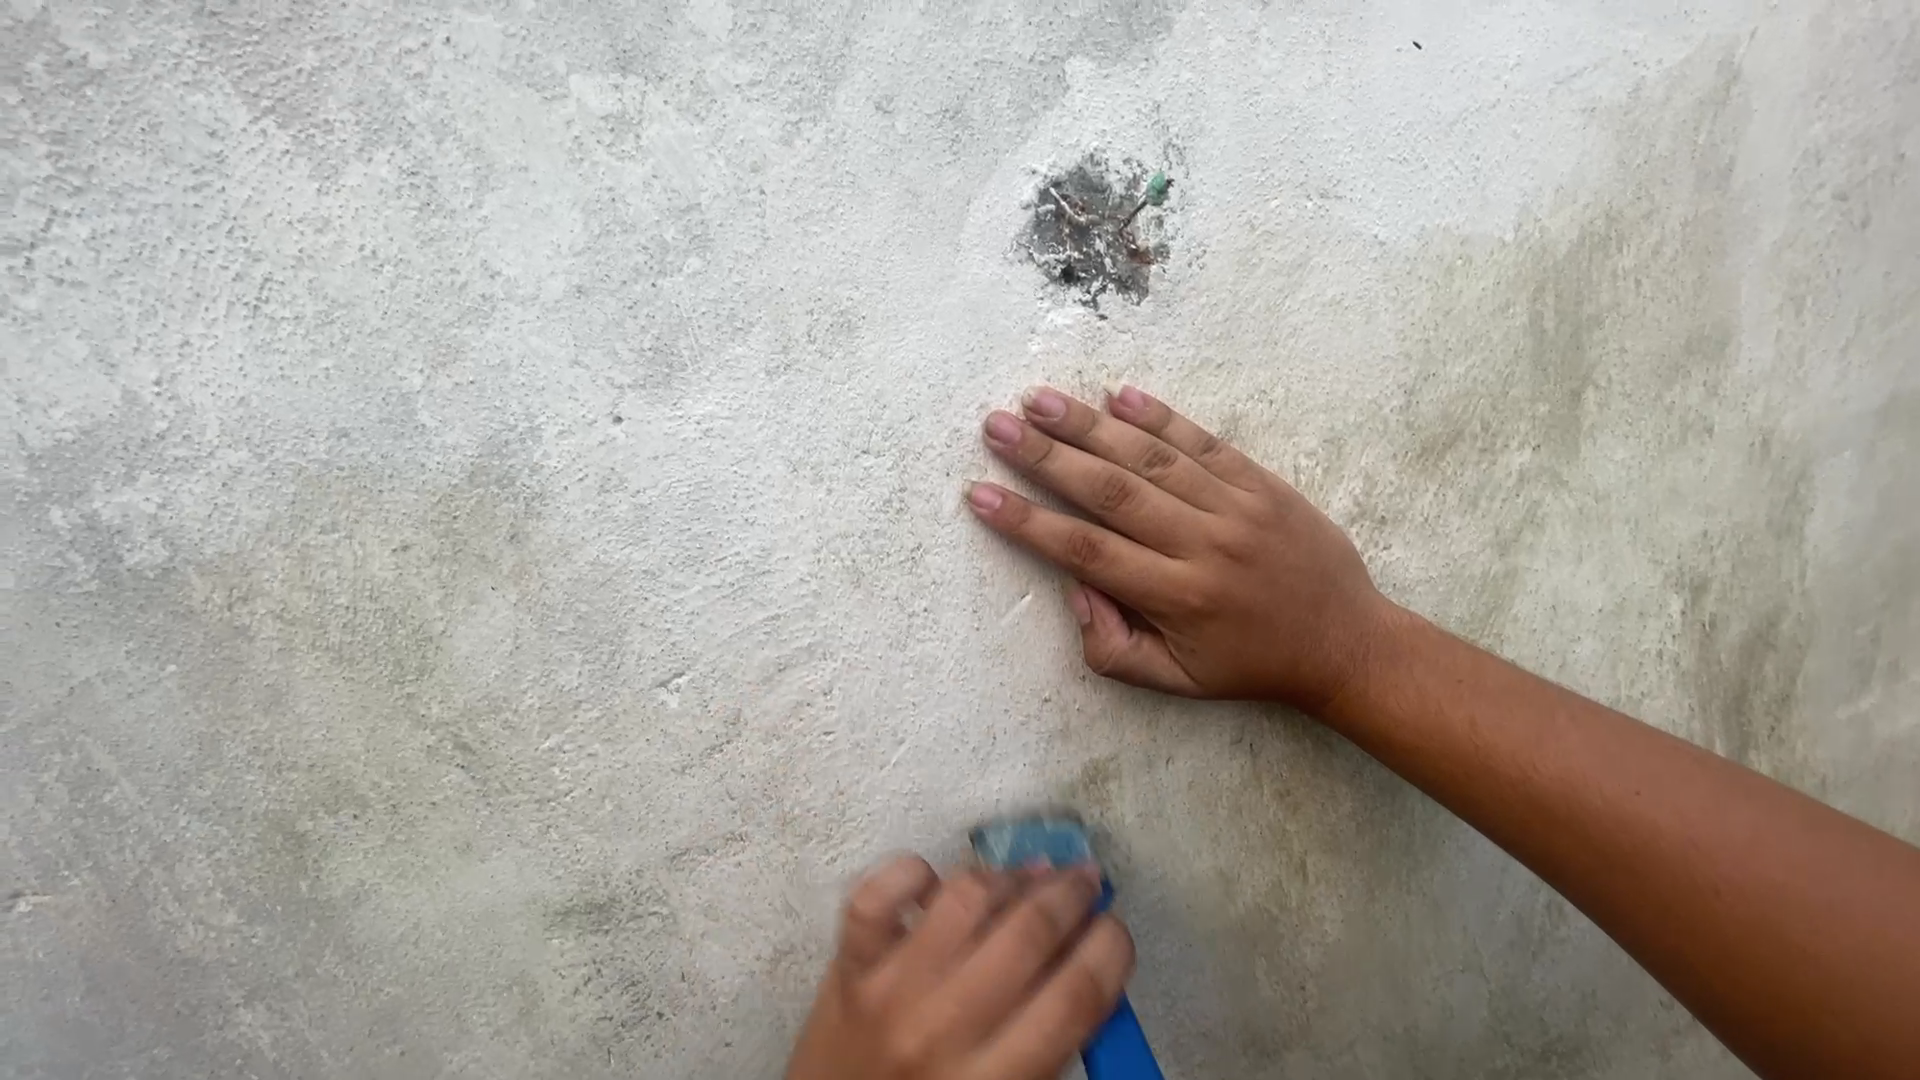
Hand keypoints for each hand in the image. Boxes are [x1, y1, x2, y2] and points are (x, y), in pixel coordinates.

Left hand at [785, 857, 1132, 1079]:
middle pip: (1028, 934)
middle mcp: (943, 1030)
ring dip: (1009, 876)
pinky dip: (912, 871)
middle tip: (1085, 880)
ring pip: (966, 898)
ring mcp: (890, 988)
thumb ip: (1047, 1038)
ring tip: (1029, 874)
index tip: (1114, 928)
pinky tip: (939, 880)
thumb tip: (1083, 951)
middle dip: (1071, 894)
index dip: (1110, 948)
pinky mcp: (848, 962)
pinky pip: (879, 893)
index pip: (1074, 997)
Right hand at [965, 384, 1394, 709]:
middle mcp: (1202, 545)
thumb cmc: (1251, 664)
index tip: (980, 495)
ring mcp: (1235, 507)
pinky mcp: (1261, 483)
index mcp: (1177, 598)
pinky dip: (1161, 417)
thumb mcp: (1176, 682)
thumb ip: (1112, 648)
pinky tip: (1120, 395)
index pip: (1086, 551)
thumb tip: (1075, 590)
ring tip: (1040, 400)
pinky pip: (1205, 443)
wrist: (1346, 643)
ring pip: (1151, 458)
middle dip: (1045, 456)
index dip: (1027, 522)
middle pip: (1110, 491)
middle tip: (997, 425)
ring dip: (1090, 426)